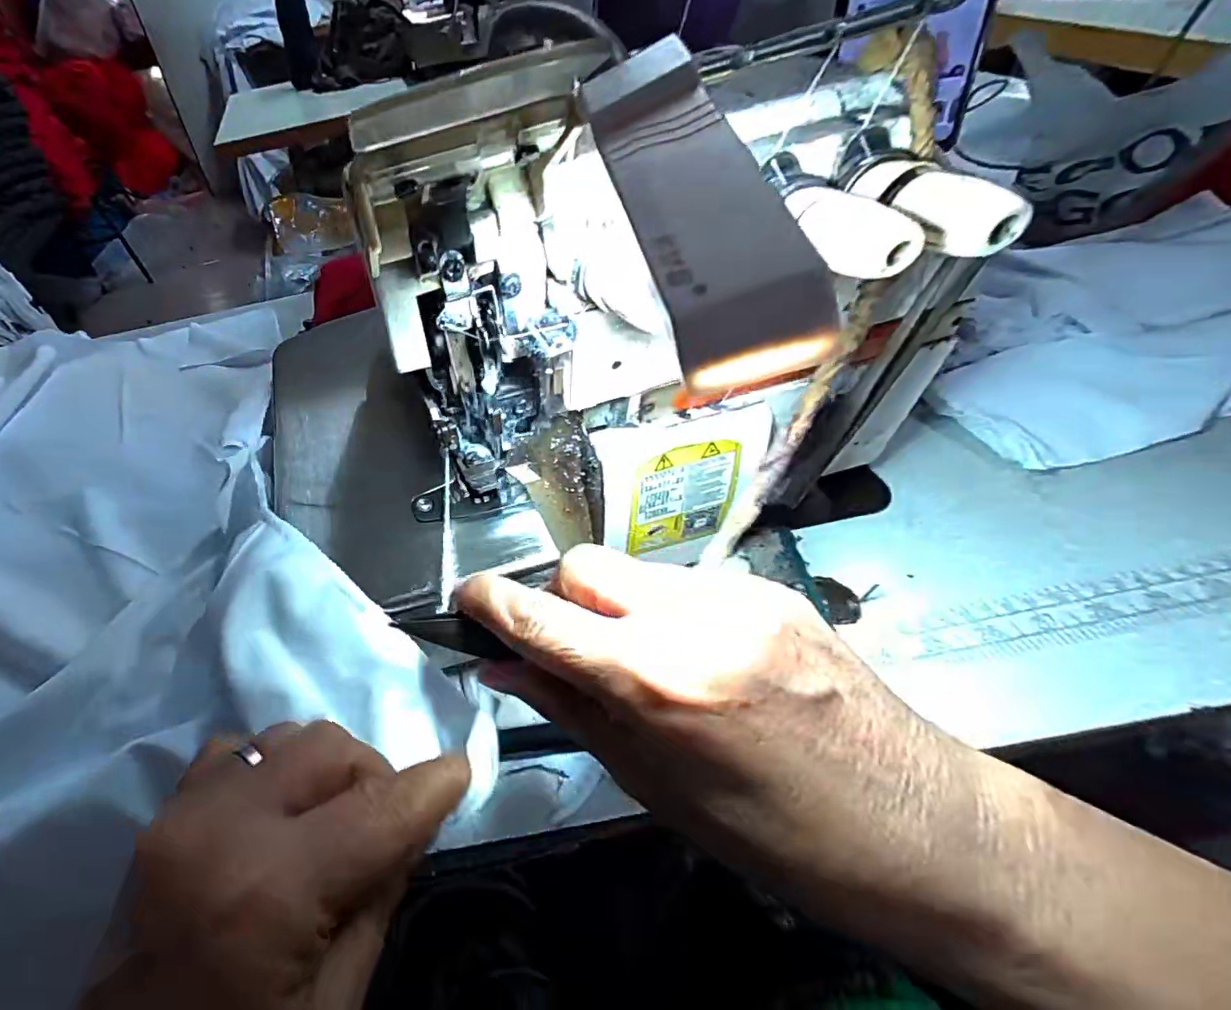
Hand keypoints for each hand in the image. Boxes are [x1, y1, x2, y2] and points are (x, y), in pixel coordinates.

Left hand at [84, 722, 469, 1009]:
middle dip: (371, 772)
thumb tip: (409, 824)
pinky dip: (270, 766)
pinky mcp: (160, 809)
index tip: (459, 768)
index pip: (371, 813)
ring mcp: (182, 810)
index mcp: (269, 889)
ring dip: (321, 766)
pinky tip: (276, 810)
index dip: (426, 787)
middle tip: (385, 819)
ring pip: (280, 735)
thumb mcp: (333, 1001)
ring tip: (330, 816)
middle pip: (323, 747)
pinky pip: (233, 750)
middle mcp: (221, 826)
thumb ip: (376, 900)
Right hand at [454, 546, 996, 958]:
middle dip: (555, 600)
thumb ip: (565, 707)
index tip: (464, 601)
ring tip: (639, 660)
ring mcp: (739, 596)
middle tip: (566, 648)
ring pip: (627, 569)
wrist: (937, 836)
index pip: (538, 614)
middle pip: (579, 566)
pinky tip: (692, 654)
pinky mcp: (769, 589)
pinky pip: (678, 580)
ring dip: (608, 605)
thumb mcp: (649, 781)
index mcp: (659, 681)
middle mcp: (695, 620)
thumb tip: (500, 667)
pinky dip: (659, 608)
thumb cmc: (781, 836)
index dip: (486, 600)